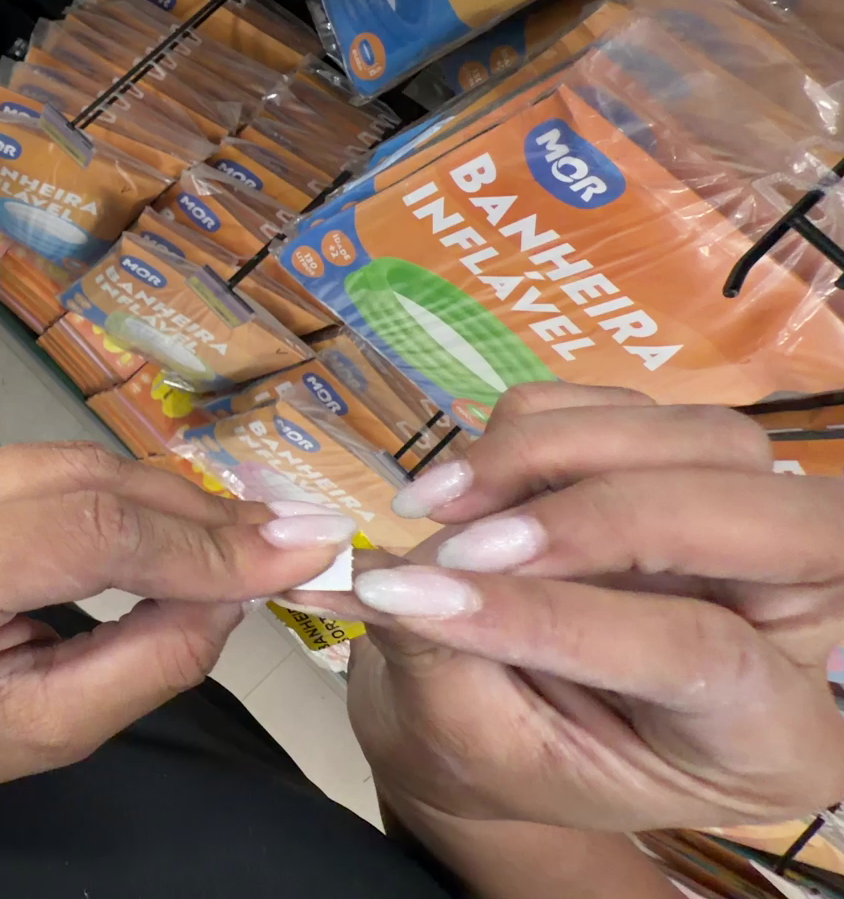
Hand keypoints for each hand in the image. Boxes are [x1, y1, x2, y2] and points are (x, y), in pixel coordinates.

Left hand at [0, 442, 357, 808]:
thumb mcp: (49, 728)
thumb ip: (150, 658)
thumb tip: (241, 584)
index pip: (85, 532)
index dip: (198, 541)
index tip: (298, 549)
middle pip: (80, 480)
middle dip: (189, 512)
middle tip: (279, 541)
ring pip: (66, 460)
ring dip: (156, 496)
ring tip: (230, 535)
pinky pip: (39, 464)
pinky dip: (107, 490)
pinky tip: (155, 519)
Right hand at [293, 383, 843, 831]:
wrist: (467, 716)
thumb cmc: (475, 748)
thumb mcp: (451, 728)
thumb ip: (429, 645)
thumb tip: (367, 577)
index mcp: (763, 739)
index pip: (699, 653)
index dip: (543, 614)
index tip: (409, 594)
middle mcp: (787, 627)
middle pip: (775, 521)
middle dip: (602, 513)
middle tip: (459, 537)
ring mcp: (727, 536)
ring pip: (697, 438)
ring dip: (543, 456)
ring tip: (431, 506)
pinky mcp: (648, 472)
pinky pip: (602, 405)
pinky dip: (516, 430)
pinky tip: (456, 490)